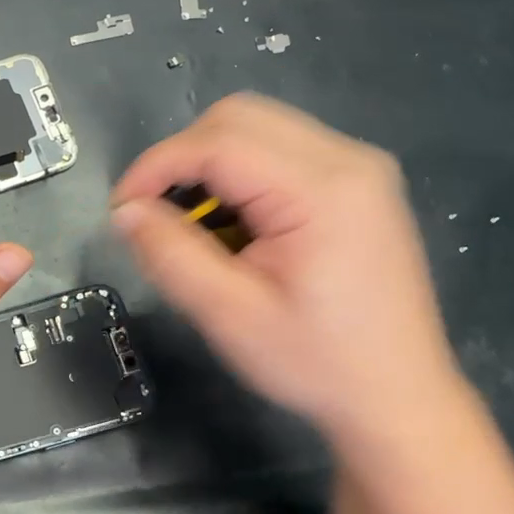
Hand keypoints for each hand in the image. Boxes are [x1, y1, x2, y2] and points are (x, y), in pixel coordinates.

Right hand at [110, 94, 465, 437]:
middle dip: (179, 159)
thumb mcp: (227, 313)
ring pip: (258, 130)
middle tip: (150, 217)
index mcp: (322, 188)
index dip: (155, 166)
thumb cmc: (312, 360)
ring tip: (189, 229)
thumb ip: (170, 254)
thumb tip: (123, 212)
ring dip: (207, 168)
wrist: (394, 395)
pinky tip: (230, 230)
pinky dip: (237, 179)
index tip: (119, 212)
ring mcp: (358, 170)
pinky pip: (280, 155)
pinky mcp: (357, 187)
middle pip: (239, 118)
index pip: (219, 140)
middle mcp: (347, 159)